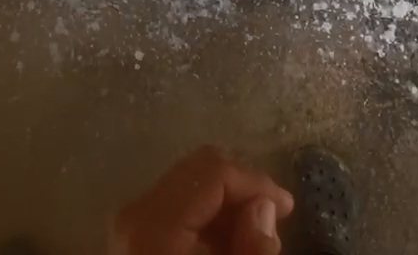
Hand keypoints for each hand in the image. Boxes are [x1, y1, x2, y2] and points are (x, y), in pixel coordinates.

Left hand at [110, 145, 296, 254]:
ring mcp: (129, 224)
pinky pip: (176, 207)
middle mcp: (135, 213)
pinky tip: (226, 248)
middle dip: (241, 190)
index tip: (288, 209)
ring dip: (226, 205)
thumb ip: (252, 251)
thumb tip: (262, 208)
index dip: (256, 182)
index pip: (213, 173)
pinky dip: (207, 219)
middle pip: (199, 171)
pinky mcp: (131, 238)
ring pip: (189, 185)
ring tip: (251, 244)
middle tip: (272, 226)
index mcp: (153, 225)